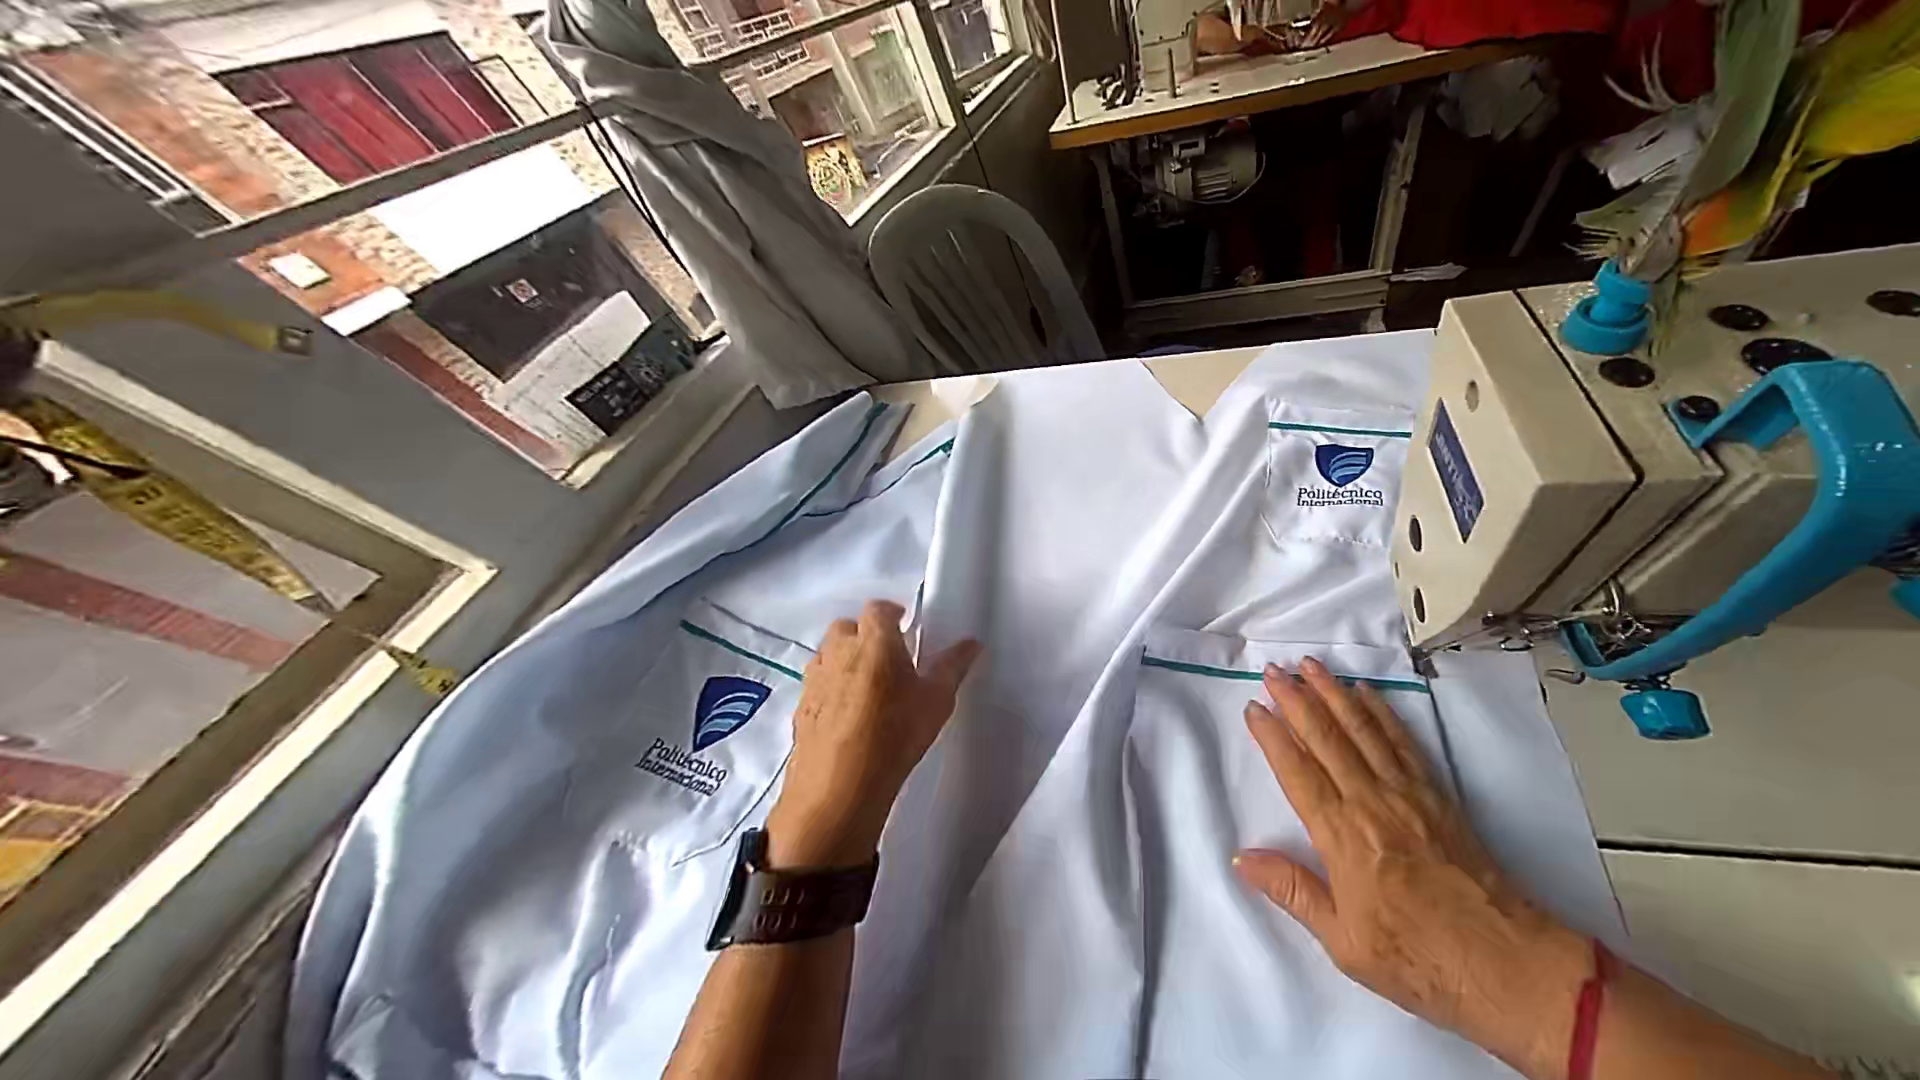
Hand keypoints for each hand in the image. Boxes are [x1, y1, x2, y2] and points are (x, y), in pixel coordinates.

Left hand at [764, 601, 980, 869]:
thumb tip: (970, 644)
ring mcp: (815, 677)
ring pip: (829, 654)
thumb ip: (952, 666)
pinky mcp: (800, 705)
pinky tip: (847, 715)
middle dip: (865, 635)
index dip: (891, 614)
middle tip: (888, 658)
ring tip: (867, 687)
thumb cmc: (895, 733)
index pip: (878, 609)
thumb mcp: (936, 701)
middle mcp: (839, 650)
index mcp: (874, 640)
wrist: (839, 785)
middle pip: (848, 627)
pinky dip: (831, 688)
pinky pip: (817, 684)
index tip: (905, 626)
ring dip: (845, 660)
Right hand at [1235, 658, 1590, 1077]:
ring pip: (1362, 732)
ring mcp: (1407, 795)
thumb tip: (1241, 858)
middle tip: (1274, 670)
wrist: (1512, 968)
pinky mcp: (1437, 797)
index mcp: (1342, 837)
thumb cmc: (1418, 959)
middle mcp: (1371, 804)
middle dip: (1296, 700)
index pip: (1297, 772)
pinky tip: (1365, 693)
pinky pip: (1403, 744)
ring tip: (1311, 666)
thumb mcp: (1343, 941)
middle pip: (1326, 740)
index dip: (1272, 737)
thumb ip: (1291, 891)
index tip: (1253, 707)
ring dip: (1334, 694)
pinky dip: (1382, 714)